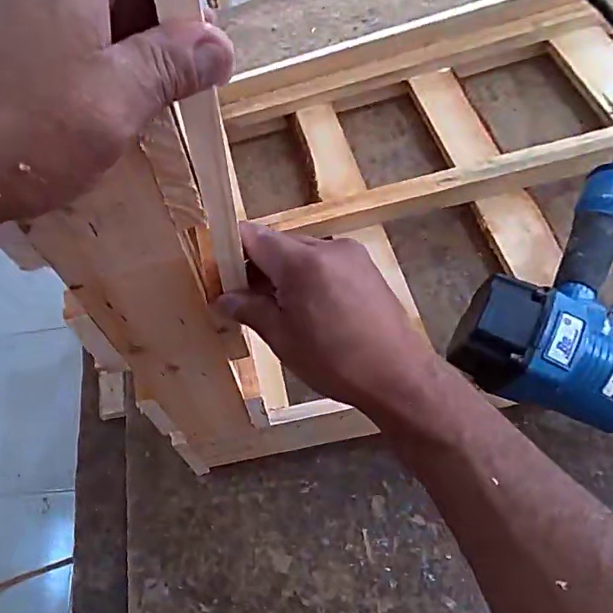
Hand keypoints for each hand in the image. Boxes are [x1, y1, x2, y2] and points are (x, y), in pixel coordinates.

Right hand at [215, 223, 455, 426]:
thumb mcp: (281, 337)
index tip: (215, 270)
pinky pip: (322, 263)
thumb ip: (249, 309)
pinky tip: (302, 309)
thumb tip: (223, 299)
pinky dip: (304, 278)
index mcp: (302, 262)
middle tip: (238, 298)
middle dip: (253, 266)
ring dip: (279, 273)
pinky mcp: (364, 267)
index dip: (228, 248)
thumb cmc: (334, 361)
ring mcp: (349, 255)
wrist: (398, 376)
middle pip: (276, 243)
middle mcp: (327, 247)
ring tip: (272, 309)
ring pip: (299, 253)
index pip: (252, 236)